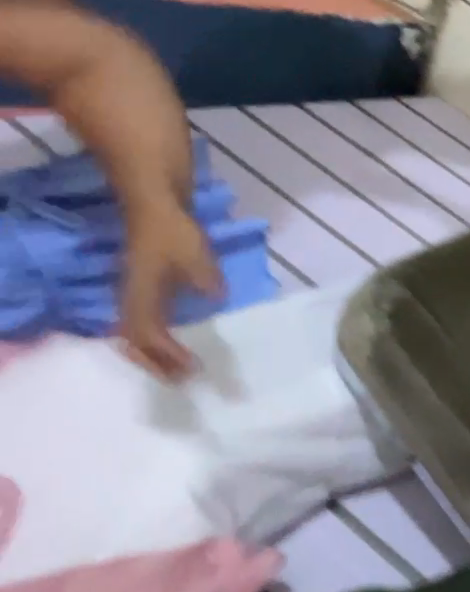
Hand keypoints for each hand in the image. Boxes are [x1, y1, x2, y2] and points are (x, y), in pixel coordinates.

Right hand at [118, 202, 221, 379]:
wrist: (155, 210)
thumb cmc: (175, 234)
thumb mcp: (196, 257)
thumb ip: (206, 280)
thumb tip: (217, 300)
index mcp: (141, 298)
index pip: (150, 337)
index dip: (167, 355)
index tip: (190, 369)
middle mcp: (131, 303)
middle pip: (136, 344)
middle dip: (156, 364)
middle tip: (182, 381)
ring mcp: (134, 297)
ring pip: (136, 337)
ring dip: (154, 355)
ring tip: (177, 370)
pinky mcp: (142, 290)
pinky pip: (143, 324)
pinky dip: (154, 340)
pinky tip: (171, 345)